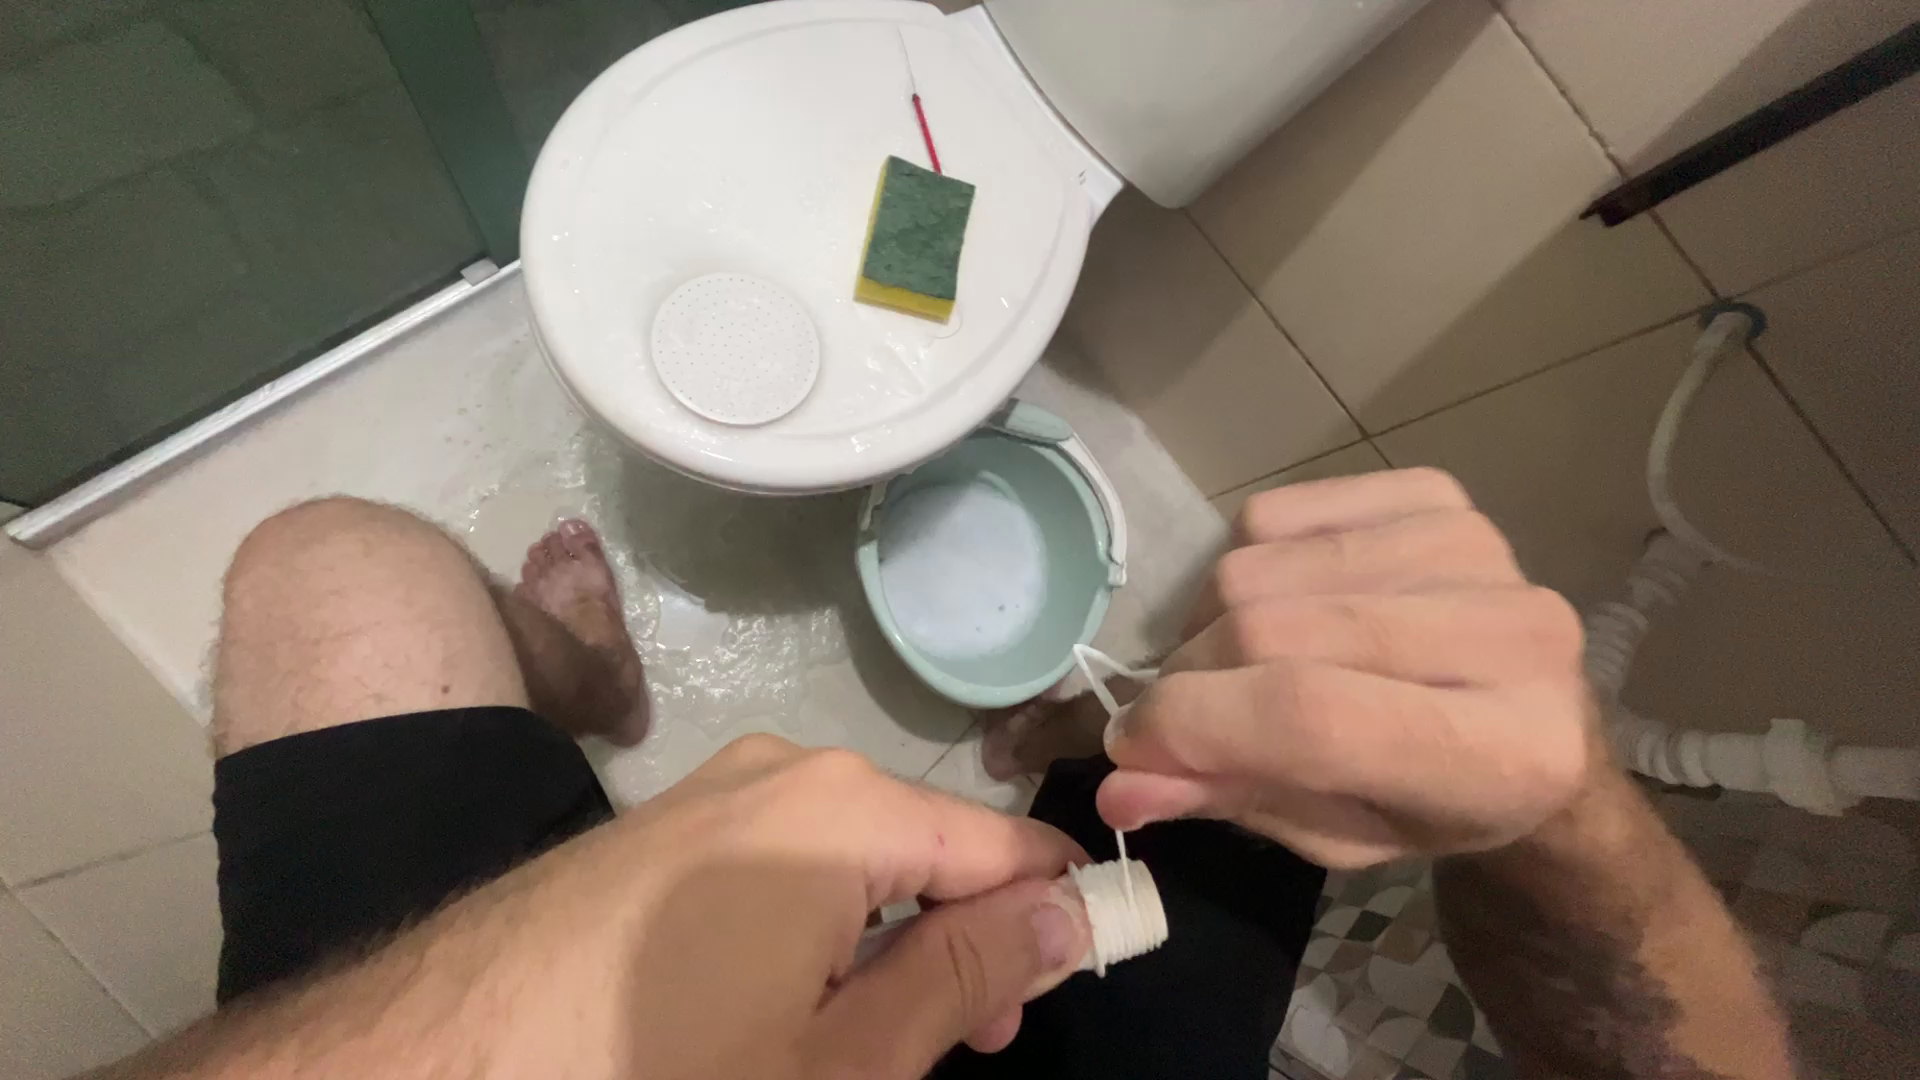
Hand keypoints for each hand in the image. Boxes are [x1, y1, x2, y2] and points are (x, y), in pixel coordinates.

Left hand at [559, 736, 1093, 1078]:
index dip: (1055, 900)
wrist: (423, 1068)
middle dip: (968, 929)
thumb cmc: (659, 1073)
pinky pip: (793, 852)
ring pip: (860, 849)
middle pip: (927, 842)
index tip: (1086, 957)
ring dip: (897, 928)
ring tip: (893, 1023)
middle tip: (979, 1035)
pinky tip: (805, 985)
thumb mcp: (842, 1060)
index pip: (999, 841)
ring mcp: (728, 785)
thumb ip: (964, 972)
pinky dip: (828, 914)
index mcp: (847, 805)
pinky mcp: (682, 818)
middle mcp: (794, 767)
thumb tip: (1067, 913)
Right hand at [1099, 468, 1593, 867]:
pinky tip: (1275, 602)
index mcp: (1504, 752)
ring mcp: (1473, 546)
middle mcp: (1511, 633)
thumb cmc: (1424, 797)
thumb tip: (1117, 789)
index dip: (1191, 724)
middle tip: (1182, 711)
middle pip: (1266, 629)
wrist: (1520, 717)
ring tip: (1234, 660)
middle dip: (1187, 677)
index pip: (1307, 714)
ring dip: (1207, 624)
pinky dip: (1240, 562)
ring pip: (1254, 567)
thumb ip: (1225, 798)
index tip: (1130, 746)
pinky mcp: (1434, 495)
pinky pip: (1269, 514)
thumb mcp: (1327, 831)